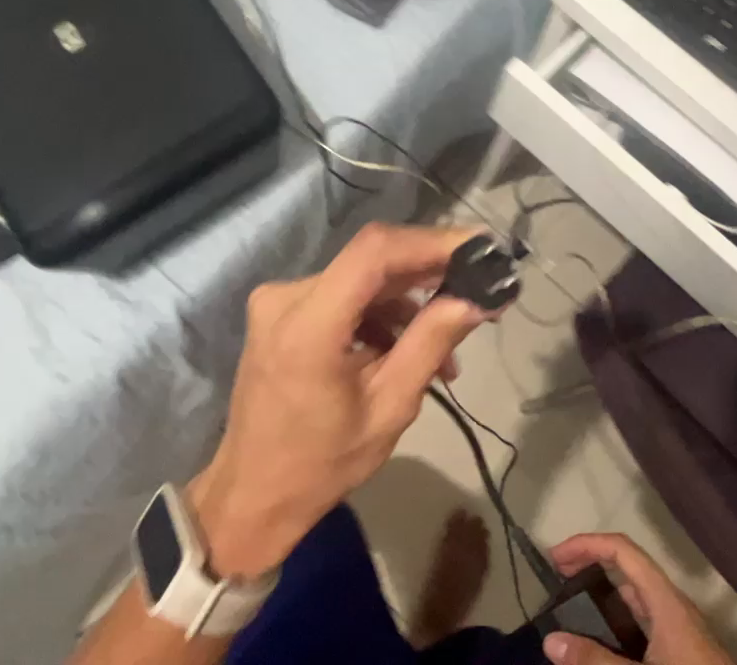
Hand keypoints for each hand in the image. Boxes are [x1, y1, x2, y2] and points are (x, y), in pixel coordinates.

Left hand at [187, 224, 489, 580]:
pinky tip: (408, 349)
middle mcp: (286, 296)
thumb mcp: (389, 407)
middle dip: (430, 273)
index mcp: (308, 324)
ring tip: (447, 350)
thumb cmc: (322, 463)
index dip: (431, 242)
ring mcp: (279, 301)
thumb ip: (431, 343)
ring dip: (408, 303)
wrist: (254, 493)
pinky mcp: (282, 311)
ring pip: (361, 278)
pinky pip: (343, 295)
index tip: (481, 249)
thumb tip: (478, 297)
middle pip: (371, 261)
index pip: (375, 252)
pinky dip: (380, 316)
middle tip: (482, 290)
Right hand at [543, 534, 733, 664]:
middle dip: (592, 563)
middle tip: (559, 579)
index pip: (623, 550)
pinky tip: (605, 643)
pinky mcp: (684, 650)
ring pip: (638, 594)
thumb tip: (550, 640)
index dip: (587, 544)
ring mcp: (681, 629)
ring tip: (575, 606)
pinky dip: (619, 616)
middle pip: (629, 566)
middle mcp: (674, 606)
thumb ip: (596, 660)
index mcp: (666, 602)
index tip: (555, 559)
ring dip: (605, 590)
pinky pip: (645, 618)